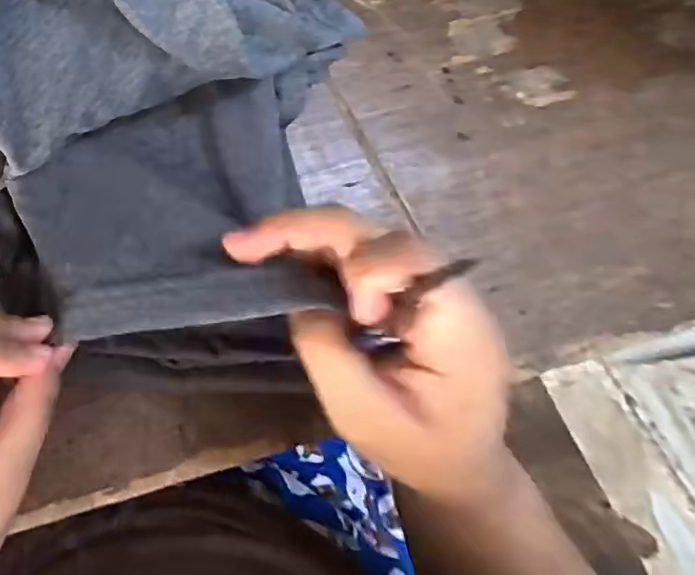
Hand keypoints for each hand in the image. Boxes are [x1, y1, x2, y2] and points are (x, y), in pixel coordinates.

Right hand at [223, 207, 513, 505]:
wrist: (455, 464)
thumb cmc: (418, 448)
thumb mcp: (365, 415)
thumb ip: (326, 351)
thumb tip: (298, 299)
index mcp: (456, 316)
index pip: (406, 254)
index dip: (366, 271)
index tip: (360, 320)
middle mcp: (438, 281)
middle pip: (366, 229)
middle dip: (299, 230)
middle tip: (239, 245)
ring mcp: (413, 275)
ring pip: (350, 229)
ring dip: (297, 235)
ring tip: (249, 249)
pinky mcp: (393, 278)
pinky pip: (345, 245)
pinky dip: (305, 246)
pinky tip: (275, 256)